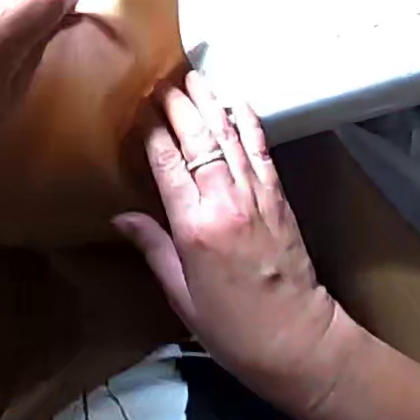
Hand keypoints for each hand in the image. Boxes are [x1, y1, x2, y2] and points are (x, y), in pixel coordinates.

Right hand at [113, 70, 356, 419]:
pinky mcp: (278, 195)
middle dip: (177, 105)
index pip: (167, 164)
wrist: (300, 343)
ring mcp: (255, 194)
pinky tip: (237, 101)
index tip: (140, 107)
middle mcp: (225, 201)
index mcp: (194, 227)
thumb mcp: (181, 295)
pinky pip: (261, 149)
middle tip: (161, 81)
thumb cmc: (232, 327)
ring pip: (228, 136)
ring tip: (193, 77)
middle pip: (197, 140)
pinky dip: (248, 122)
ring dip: (209, 102)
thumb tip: (120, 217)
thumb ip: (153, 247)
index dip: (153, 131)